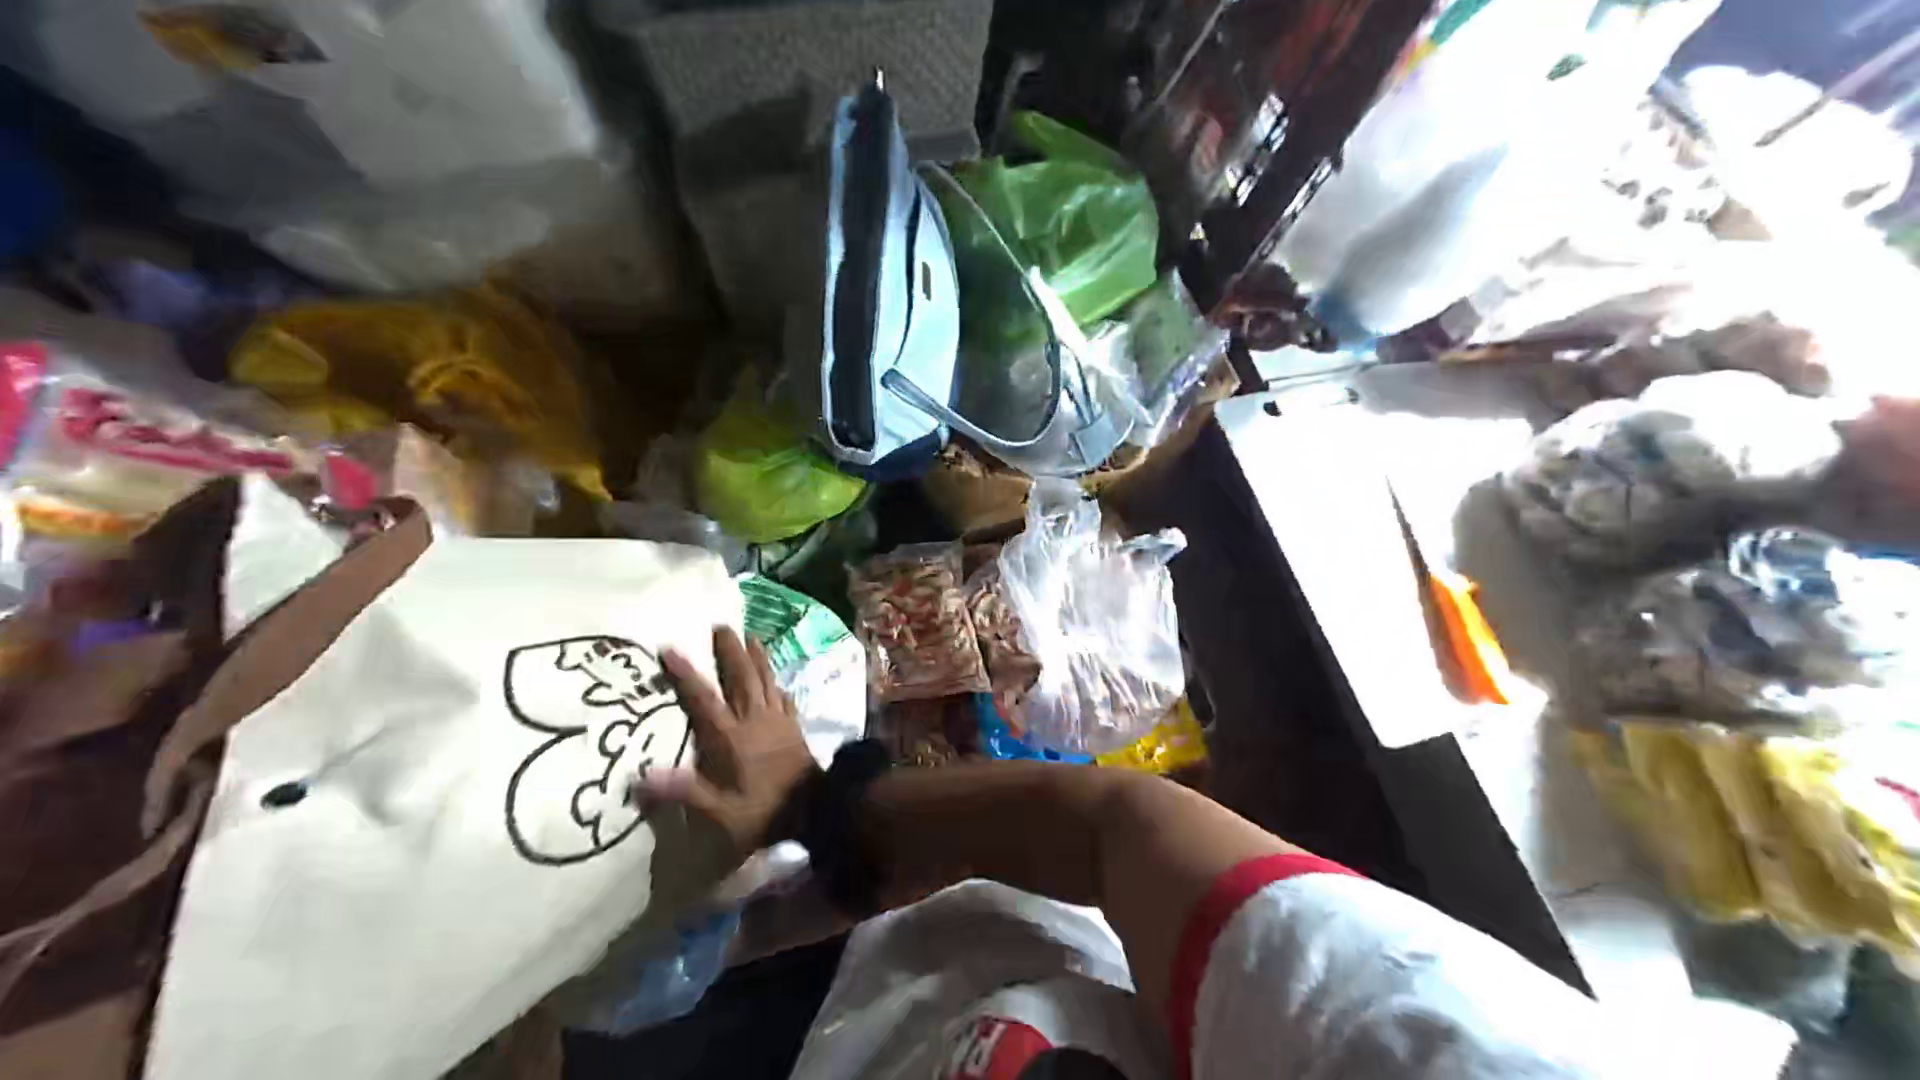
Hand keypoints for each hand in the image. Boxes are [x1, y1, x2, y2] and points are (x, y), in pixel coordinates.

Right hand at [635, 627, 820, 860]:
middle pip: (741, 678)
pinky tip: (776, 682)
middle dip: (730, 651)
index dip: (686, 674)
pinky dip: (777, 686)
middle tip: (721, 625)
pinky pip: (784, 699)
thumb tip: (643, 775)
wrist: (818, 810)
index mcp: (732, 737)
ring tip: (752, 637)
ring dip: (757, 658)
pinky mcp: (795, 728)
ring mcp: (778, 721)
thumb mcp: (721, 812)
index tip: (671, 648)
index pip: (704, 699)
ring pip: (765, 681)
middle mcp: (755, 720)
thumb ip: (685, 791)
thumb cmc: (764, 812)